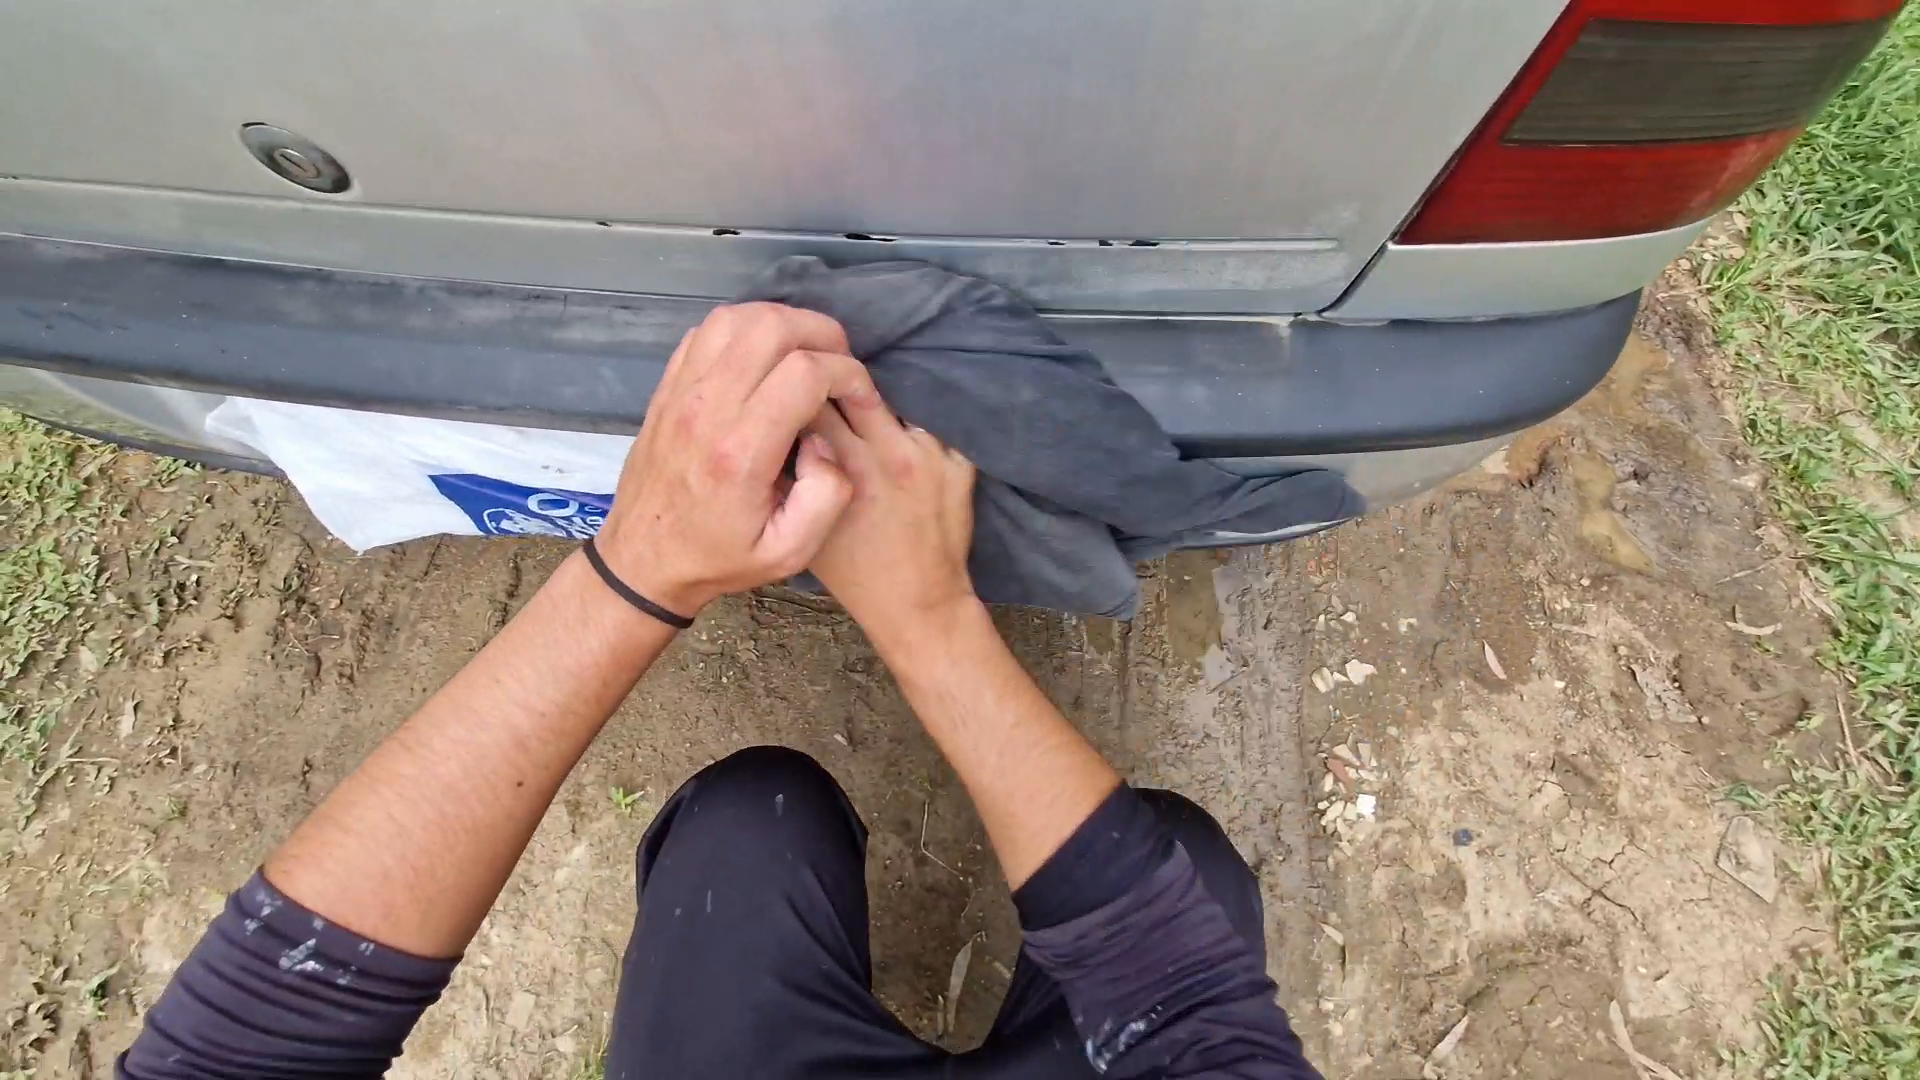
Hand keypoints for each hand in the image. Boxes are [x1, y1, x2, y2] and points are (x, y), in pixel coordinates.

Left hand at [596, 303, 876, 614]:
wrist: (644, 559)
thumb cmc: (720, 558)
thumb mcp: (789, 553)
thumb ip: (827, 498)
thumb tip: (825, 444)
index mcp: (740, 452)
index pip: (803, 373)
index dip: (847, 373)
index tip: (861, 395)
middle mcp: (706, 409)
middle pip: (771, 328)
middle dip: (822, 334)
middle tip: (841, 364)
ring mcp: (681, 392)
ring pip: (738, 317)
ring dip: (784, 323)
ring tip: (809, 352)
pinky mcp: (668, 387)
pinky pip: (708, 330)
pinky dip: (747, 328)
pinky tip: (766, 356)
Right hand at [809, 395, 977, 644]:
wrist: (918, 603)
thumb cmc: (856, 572)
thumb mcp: (809, 526)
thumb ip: (795, 478)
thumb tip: (781, 430)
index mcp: (843, 468)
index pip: (813, 402)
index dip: (801, 389)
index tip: (795, 386)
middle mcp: (887, 453)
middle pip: (855, 388)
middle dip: (838, 380)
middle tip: (829, 377)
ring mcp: (928, 456)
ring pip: (897, 398)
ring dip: (878, 397)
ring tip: (865, 397)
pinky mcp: (959, 464)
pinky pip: (934, 422)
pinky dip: (915, 420)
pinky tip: (904, 425)